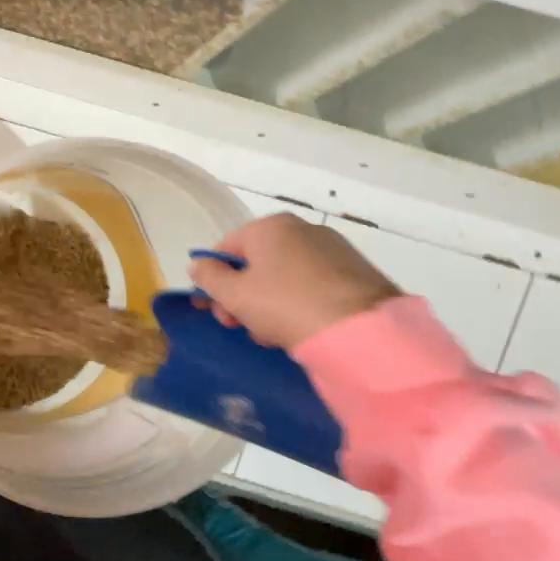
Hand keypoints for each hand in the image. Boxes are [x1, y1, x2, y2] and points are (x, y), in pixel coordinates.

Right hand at [187, 213, 401, 349]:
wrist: (361, 329)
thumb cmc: (284, 304)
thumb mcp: (233, 293)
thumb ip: (208, 276)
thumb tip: (198, 264)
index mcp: (270, 226)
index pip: (225, 249)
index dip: (212, 279)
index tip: (210, 307)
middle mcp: (303, 229)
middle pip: (255, 264)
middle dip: (240, 296)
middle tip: (237, 324)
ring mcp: (334, 250)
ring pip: (282, 277)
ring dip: (266, 304)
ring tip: (269, 333)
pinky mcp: (356, 273)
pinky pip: (311, 286)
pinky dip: (297, 304)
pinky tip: (298, 328)